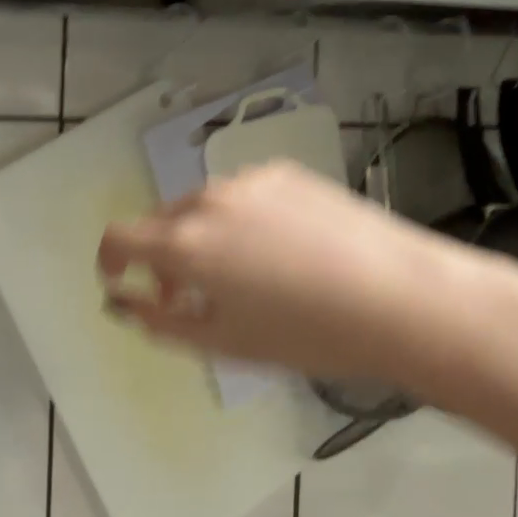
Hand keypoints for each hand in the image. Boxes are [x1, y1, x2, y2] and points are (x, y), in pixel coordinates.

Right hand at [97, 161, 478, 388]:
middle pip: (161, 224)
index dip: (109, 260)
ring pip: (203, 209)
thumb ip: (158, 321)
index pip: (117, 237)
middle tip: (191, 299)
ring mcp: (248, 181)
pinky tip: (286, 252)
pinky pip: (243, 196)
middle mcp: (207, 200)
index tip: (121, 282)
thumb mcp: (224, 343)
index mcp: (184, 243)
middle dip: (162, 259)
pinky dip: (243, 221)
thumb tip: (121, 301)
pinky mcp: (286, 173)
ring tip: (246, 277)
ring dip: (203, 240)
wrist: (408, 300)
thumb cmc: (309, 335)